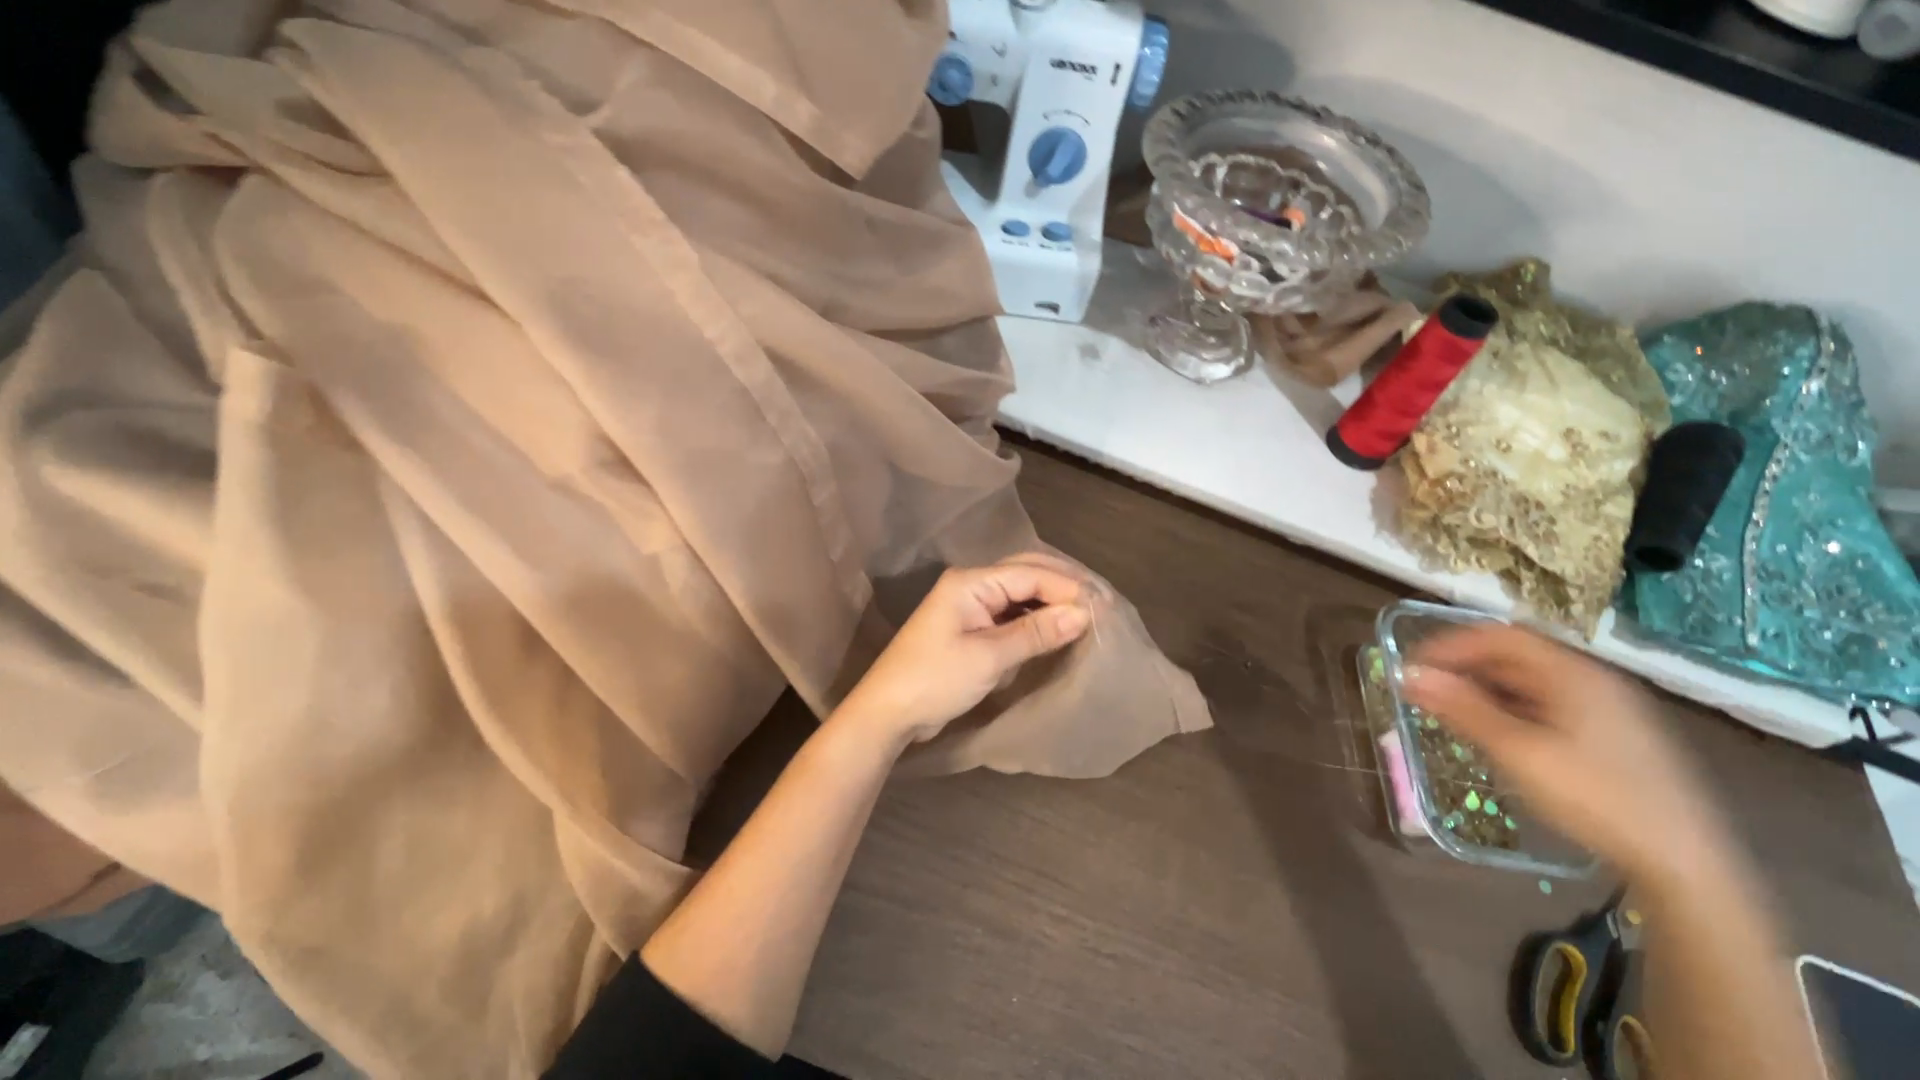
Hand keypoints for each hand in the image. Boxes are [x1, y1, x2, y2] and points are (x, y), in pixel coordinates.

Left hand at [836, 554, 1093, 745]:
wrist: (887, 712)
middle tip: (1102, 606)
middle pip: (1026, 574)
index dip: (1069, 587)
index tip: (1105, 608)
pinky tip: (1056, 631)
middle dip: (1063, 587)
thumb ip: (1036, 632)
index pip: (1030, 573)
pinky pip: (1010, 615)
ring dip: (1050, 603)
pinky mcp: (969, 629)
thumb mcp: (989, 657)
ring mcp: (969, 607)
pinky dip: (1034, 620)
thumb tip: (1083, 614)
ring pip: (1019, 595)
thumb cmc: (935, 680)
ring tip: (1087, 617)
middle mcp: (971, 586)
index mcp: (971, 582)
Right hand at [1402, 625, 1732, 886]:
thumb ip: (1463, 710)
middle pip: (1517, 656)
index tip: (1411, 667)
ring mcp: (1608, 708)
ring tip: (1452, 715)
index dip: (1450, 645)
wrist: (1681, 859)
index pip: (1500, 636)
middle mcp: (1592, 679)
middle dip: (1466, 669)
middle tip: (1426, 693)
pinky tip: (1498, 737)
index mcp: (1573, 673)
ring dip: (1487, 691)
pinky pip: (1550, 706)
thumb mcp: (1518, 752)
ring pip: (1533, 683)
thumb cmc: (1593, 797)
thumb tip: (1410, 676)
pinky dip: (1513, 710)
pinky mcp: (1613, 736)